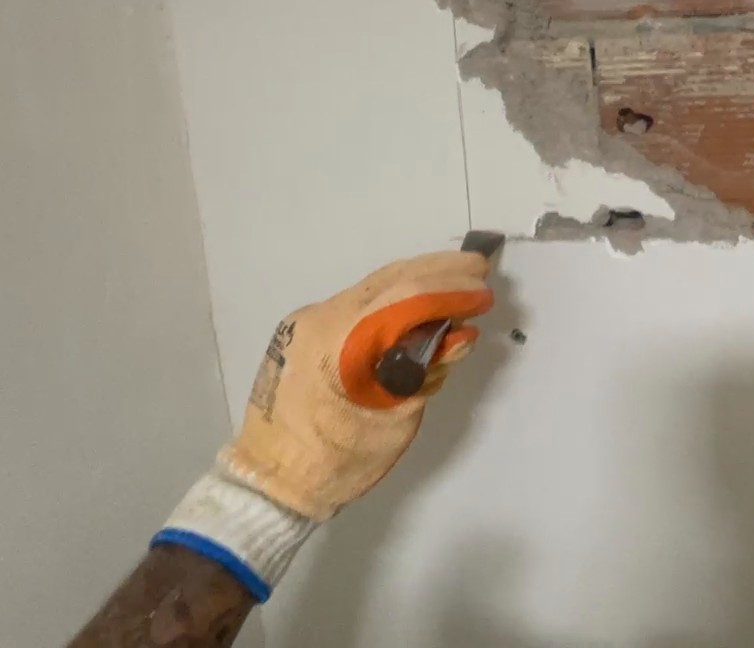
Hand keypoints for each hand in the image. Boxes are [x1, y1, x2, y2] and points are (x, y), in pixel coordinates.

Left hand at [218, 250, 494, 519]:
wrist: (269, 485)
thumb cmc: (335, 463)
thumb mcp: (395, 421)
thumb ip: (428, 372)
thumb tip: (461, 335)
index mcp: (337, 342)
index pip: (404, 297)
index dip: (449, 291)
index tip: (484, 295)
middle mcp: (320, 317)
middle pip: (390, 278)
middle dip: (440, 271)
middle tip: (479, 269)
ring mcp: (311, 319)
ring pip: (376, 283)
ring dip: (421, 277)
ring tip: (461, 276)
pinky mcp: (311, 328)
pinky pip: (363, 299)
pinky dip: (399, 293)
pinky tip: (423, 298)